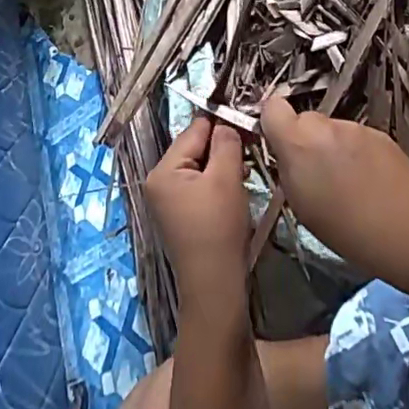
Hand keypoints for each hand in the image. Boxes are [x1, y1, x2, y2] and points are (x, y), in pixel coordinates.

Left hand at [144, 117, 249, 290]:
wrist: (215, 284)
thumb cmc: (219, 227)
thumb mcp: (226, 178)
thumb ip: (226, 143)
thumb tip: (226, 124)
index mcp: (162, 170)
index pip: (193, 132)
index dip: (220, 125)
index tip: (247, 124)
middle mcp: (157, 182)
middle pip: (193, 149)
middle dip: (221, 148)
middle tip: (250, 151)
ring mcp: (166, 201)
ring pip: (198, 168)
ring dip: (222, 167)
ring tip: (245, 172)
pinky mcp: (179, 216)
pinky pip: (198, 187)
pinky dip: (216, 185)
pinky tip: (234, 190)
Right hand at [259, 95, 408, 263]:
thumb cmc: (346, 229)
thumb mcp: (300, 204)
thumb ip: (288, 168)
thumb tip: (288, 155)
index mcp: (298, 142)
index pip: (272, 108)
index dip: (273, 123)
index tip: (279, 147)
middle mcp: (325, 127)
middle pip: (305, 120)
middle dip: (306, 140)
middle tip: (316, 174)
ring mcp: (356, 128)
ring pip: (332, 131)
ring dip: (332, 148)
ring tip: (348, 184)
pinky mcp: (381, 135)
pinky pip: (356, 139)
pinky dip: (357, 154)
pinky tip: (370, 182)